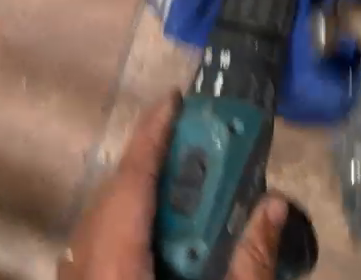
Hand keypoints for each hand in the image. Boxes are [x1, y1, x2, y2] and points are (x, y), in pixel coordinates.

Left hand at [65, 94, 289, 279]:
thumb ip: (249, 263)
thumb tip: (274, 205)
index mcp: (115, 270)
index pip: (131, 186)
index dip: (152, 136)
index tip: (174, 98)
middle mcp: (86, 273)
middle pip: (111, 200)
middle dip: (148, 162)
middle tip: (190, 141)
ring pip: (97, 229)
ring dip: (137, 198)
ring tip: (179, 186)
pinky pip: (94, 255)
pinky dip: (124, 231)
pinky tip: (156, 238)